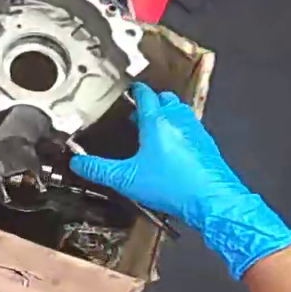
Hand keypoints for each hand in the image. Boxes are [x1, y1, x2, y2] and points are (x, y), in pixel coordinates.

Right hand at [72, 82, 290, 278]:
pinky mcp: (207, 146)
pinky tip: (173, 152)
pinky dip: (180, 133)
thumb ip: (100, 170)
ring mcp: (196, 131)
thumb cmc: (173, 185)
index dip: (135, 92)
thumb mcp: (127, 179)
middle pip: (164, 100)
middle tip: (138, 115)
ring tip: (153, 132)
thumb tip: (78, 164)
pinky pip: (191, 130)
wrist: (212, 200)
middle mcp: (178, 120)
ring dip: (167, 117)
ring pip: (180, 113)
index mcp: (157, 121)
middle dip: (151, 104)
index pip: (145, 94)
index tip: (130, 93)